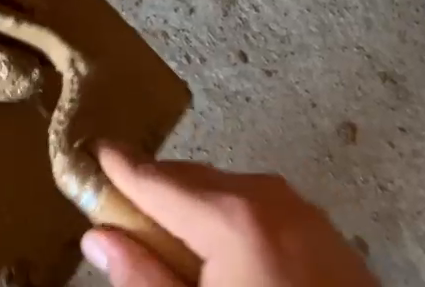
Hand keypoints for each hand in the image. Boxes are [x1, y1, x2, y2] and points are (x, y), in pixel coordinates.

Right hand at [81, 145, 377, 286]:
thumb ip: (144, 279)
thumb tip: (99, 239)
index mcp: (232, 220)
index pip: (154, 179)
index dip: (118, 166)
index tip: (93, 150)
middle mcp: (269, 200)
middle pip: (189, 178)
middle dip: (156, 189)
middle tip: (126, 211)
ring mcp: (305, 215)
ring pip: (227, 190)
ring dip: (195, 204)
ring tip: (177, 241)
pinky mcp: (331, 236)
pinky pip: (264, 208)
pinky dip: (234, 218)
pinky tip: (227, 254)